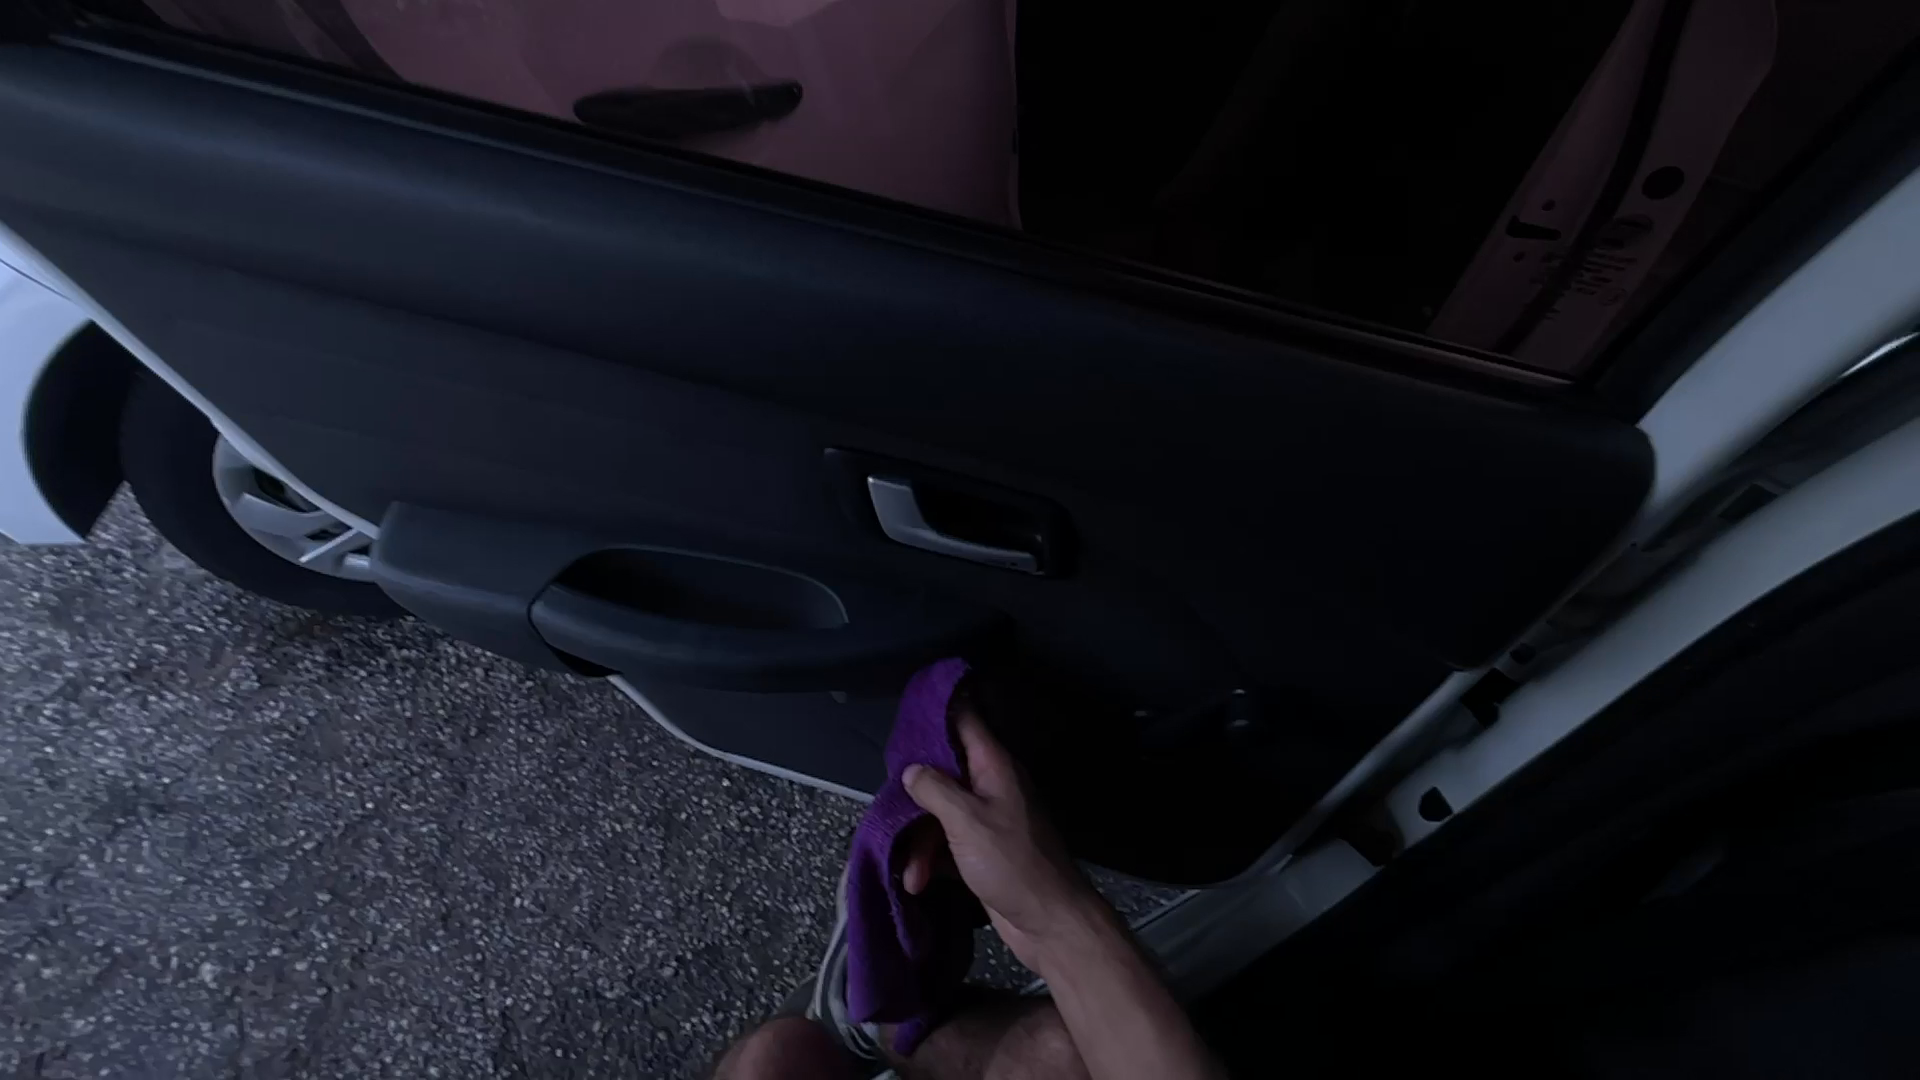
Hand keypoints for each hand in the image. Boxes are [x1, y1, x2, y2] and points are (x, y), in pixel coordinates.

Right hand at [900, 710, 1102, 973]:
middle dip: (915, 793)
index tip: (907, 709)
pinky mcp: (980, 850)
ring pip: (939, 811)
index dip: (937, 710)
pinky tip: (918, 880)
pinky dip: (931, 858)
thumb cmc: (1012, 863)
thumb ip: (935, 789)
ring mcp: (986, 819)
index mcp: (994, 766)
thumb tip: (911, 770)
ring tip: (911, 872)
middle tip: (893, 809)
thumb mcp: (966, 821)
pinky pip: (946, 842)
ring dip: (920, 840)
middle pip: (943, 771)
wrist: (1048, 922)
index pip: (965, 720)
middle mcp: (990, 785)